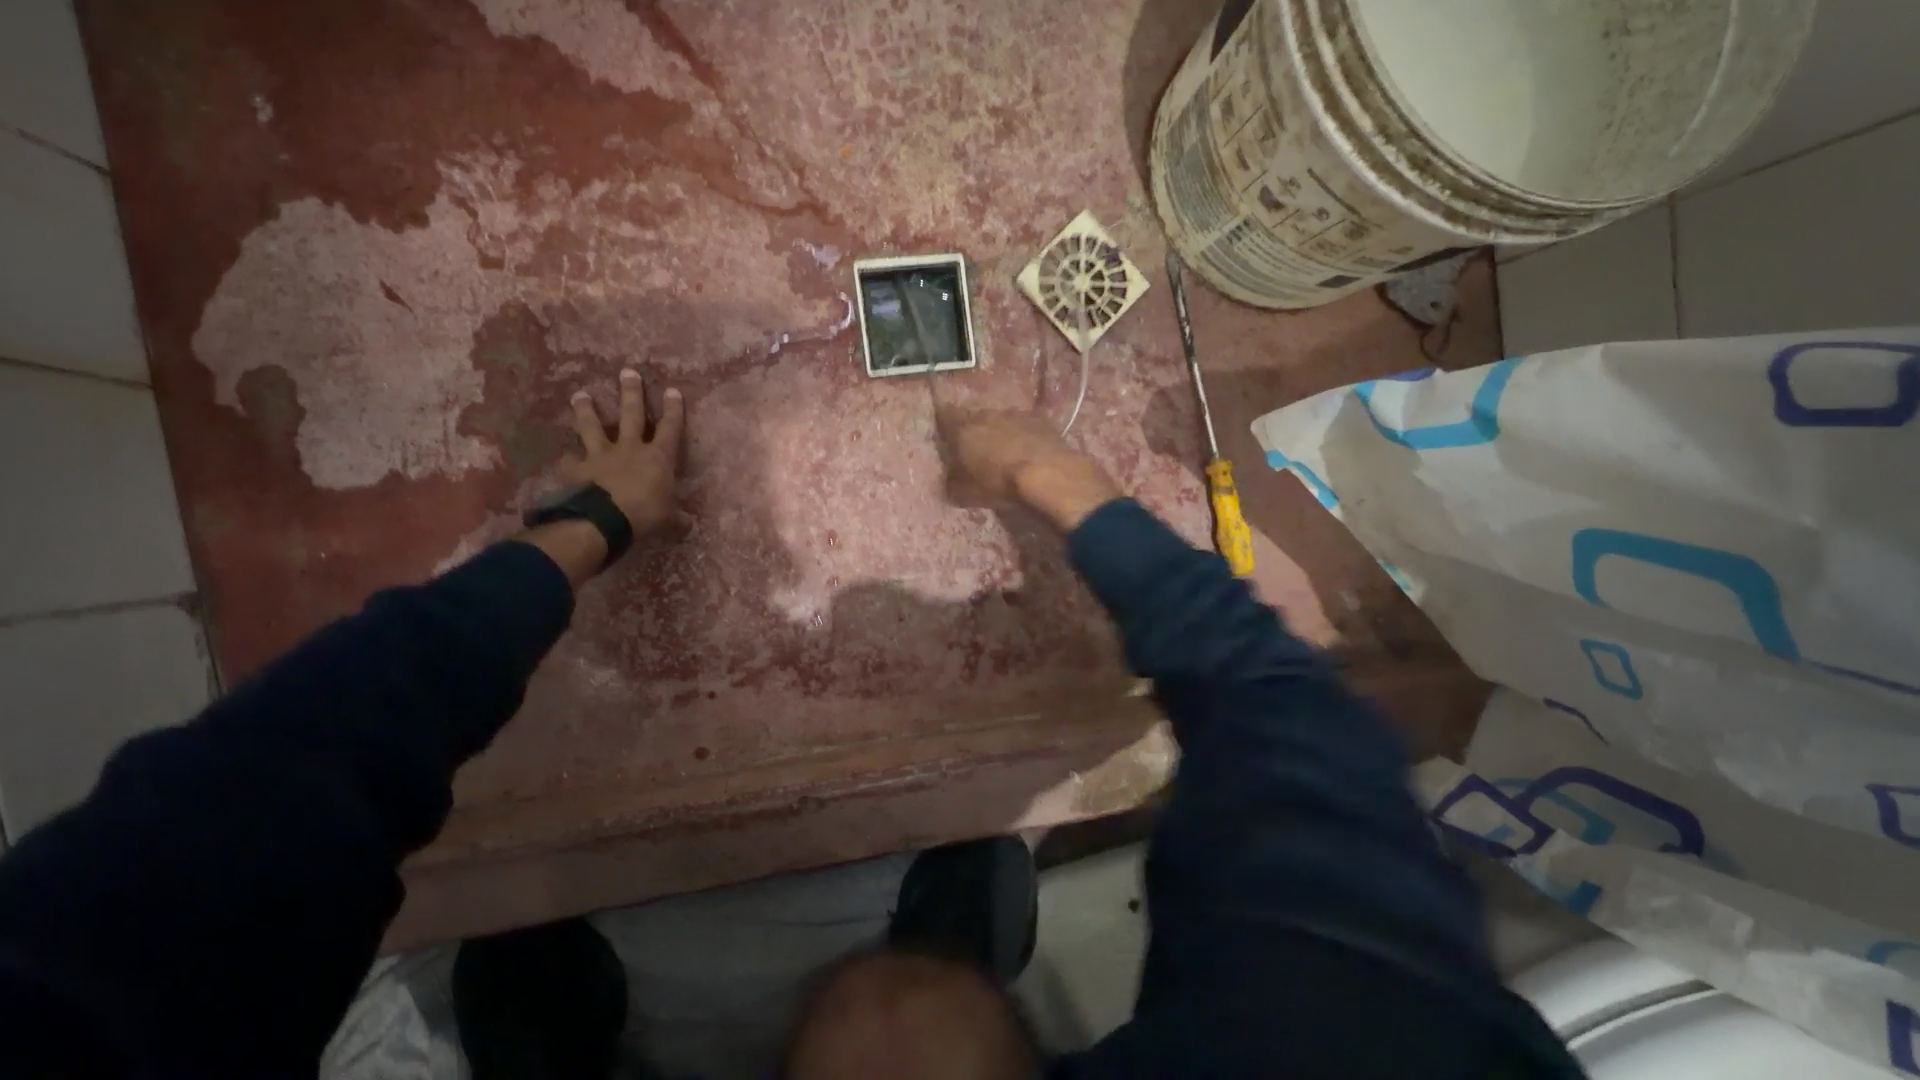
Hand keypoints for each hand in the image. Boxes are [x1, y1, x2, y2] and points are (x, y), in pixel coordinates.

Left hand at [561, 370, 689, 538]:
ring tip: (580, 394)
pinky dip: (567, 461)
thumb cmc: (645, 516)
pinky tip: (563, 459)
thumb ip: (678, 519)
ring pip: (593, 427)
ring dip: (586, 411)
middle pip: (631, 415)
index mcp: (658, 458)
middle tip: (627, 372)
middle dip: (631, 393)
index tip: (672, 391)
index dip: (673, 410)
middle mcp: (629, 449)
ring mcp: (601, 456)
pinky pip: (569, 462)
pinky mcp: (577, 469)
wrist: (603, 521)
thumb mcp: (669, 520)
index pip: (670, 428)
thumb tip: (689, 525)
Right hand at [934, 405, 1119, 531]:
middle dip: (976, 431)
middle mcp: (986, 415)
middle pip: (976, 418)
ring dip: (1002, 432)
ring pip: (1002, 420)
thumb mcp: (964, 494)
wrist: (1046, 475)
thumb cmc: (998, 484)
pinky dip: (1024, 436)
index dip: (945, 425)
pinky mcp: (1041, 420)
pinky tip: (1029, 453)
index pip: (945, 416)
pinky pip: (1026, 425)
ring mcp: (1015, 414)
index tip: (948, 437)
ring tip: (1007, 453)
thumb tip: (950, 477)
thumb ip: (951, 482)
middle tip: (978, 451)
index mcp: (963, 429)